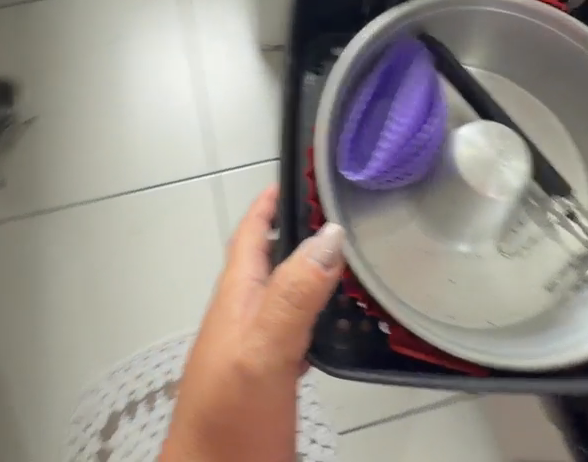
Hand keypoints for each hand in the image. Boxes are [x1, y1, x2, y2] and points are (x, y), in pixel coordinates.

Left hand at [159, 185, 345, 461]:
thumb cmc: (231, 414)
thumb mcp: (263, 348)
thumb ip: (294, 292)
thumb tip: (331, 232)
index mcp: (237, 296)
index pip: (252, 232)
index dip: (272, 201)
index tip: (303, 173)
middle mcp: (246, 313)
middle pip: (273, 256)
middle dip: (303, 228)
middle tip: (346, 209)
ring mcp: (259, 347)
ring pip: (290, 290)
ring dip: (316, 269)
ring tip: (357, 255)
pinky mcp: (274, 377)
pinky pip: (301, 327)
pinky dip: (324, 313)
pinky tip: (348, 320)